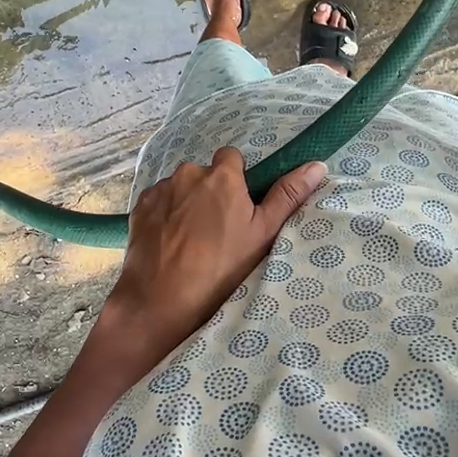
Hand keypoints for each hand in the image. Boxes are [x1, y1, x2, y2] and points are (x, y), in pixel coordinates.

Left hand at [95, 149, 326, 373]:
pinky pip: (159, 203)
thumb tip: (317, 165)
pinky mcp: (139, 207)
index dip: (236, 179)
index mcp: (222, 175)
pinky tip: (170, 243)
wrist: (160, 299)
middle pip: (205, 174)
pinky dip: (165, 216)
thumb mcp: (263, 234)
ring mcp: (160, 189)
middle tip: (217, 231)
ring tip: (191, 241)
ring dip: (186, 204)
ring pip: (180, 189)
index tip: (239, 207)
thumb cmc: (220, 268)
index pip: (232, 157)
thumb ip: (288, 195)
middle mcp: (188, 173)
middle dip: (210, 193)